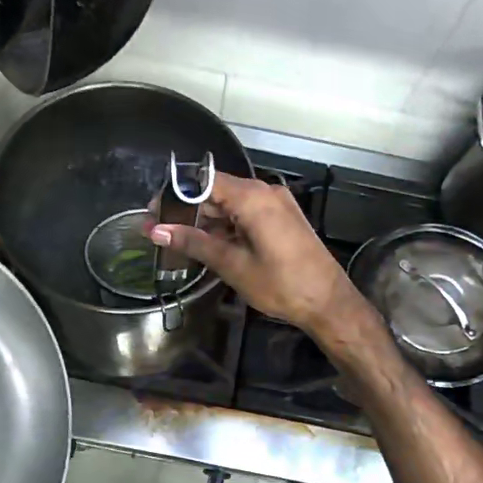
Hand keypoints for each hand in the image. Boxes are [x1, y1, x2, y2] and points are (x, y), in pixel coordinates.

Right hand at [146, 173, 374, 341]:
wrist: (328, 301)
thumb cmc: (281, 284)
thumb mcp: (233, 265)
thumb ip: (194, 243)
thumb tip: (157, 231)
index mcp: (253, 197)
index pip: (203, 181)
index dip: (174, 195)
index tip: (153, 214)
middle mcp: (265, 192)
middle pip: (216, 191)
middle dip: (188, 210)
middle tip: (161, 232)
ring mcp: (277, 205)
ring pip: (231, 204)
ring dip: (206, 221)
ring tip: (179, 242)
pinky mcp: (282, 220)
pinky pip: (247, 214)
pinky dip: (227, 227)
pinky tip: (209, 245)